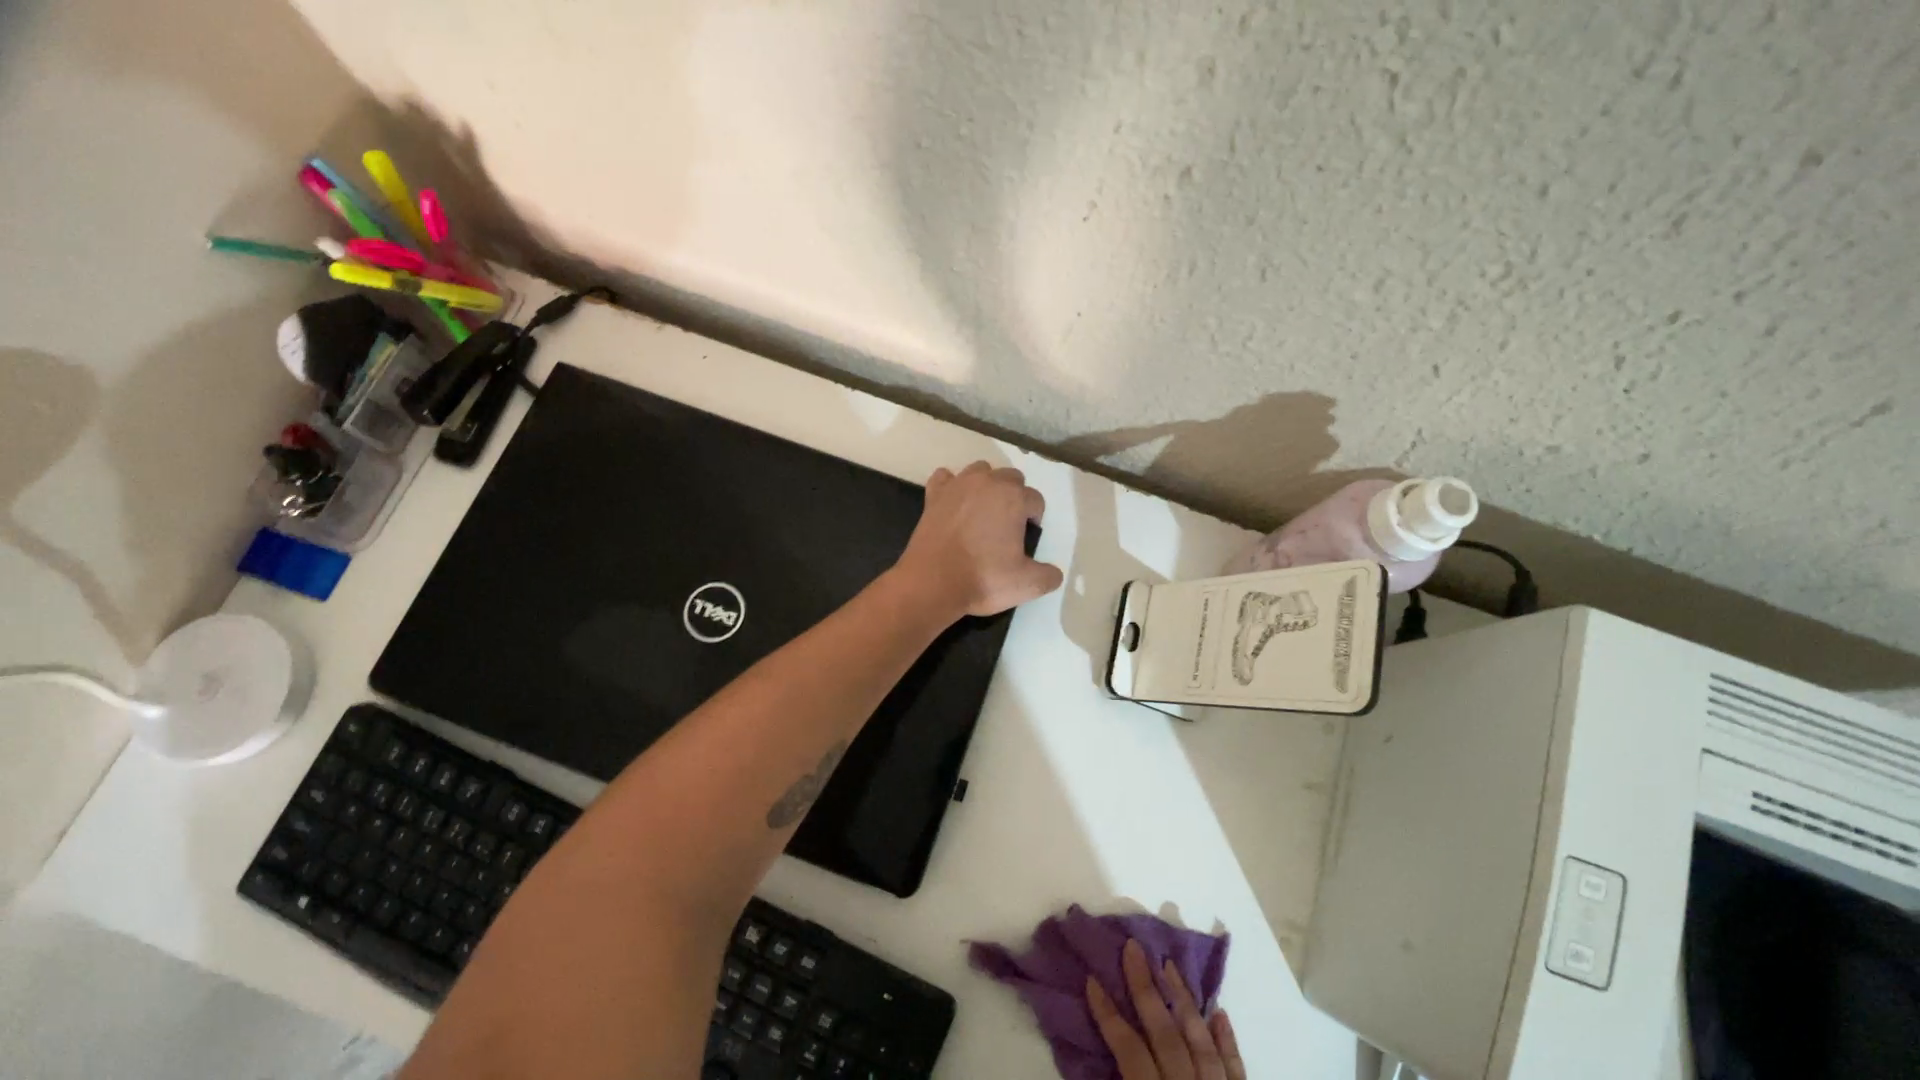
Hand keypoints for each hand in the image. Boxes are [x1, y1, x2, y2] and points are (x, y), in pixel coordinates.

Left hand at [893, 461, 1062, 618]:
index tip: (1026, 539)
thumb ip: (1048, 575)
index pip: (1036, 500)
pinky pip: (946, 478)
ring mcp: (958, 486)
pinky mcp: (934, 495)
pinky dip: (952, 486)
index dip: (1035, 519)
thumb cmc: (983, 579)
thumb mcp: (1027, 584)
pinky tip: (954, 503)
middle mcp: (988, 483)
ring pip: (981, 471)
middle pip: (1011, 478)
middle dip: (1014, 498)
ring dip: (987, 486)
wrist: (932, 582)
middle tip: (1007, 527)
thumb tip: (1053, 573)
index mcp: (1014, 499)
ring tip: (983, 513)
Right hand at [1087, 940, 1245, 1079]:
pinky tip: (1220, 1012)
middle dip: (1146, 988)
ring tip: (1170, 964)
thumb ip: (1119, 1079)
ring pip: (1201, 1040)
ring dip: (1185, 1000)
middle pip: (1165, 1033)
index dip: (1109, 1015)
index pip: (1129, 1049)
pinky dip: (1227, 1038)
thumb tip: (1102, 1056)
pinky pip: (1235, 1064)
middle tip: (1132, 947)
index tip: (1092, 980)